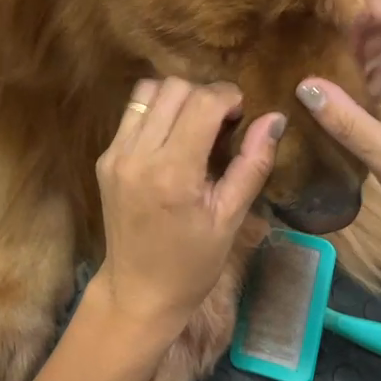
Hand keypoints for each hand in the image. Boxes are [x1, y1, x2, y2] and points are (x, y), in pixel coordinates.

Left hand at [94, 78, 283, 335]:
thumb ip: (252, 164)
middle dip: (204, 95)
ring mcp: (116, 154)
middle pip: (175, 87)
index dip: (228, 97)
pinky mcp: (105, 158)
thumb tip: (275, 118)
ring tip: (195, 124)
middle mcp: (138, 155)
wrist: (137, 292)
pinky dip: (156, 112)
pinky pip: (133, 112)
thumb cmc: (191, 263)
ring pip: (149, 91)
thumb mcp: (230, 218)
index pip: (203, 102)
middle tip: (221, 121)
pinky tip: (172, 137)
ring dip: (177, 97)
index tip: (241, 113)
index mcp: (173, 173)